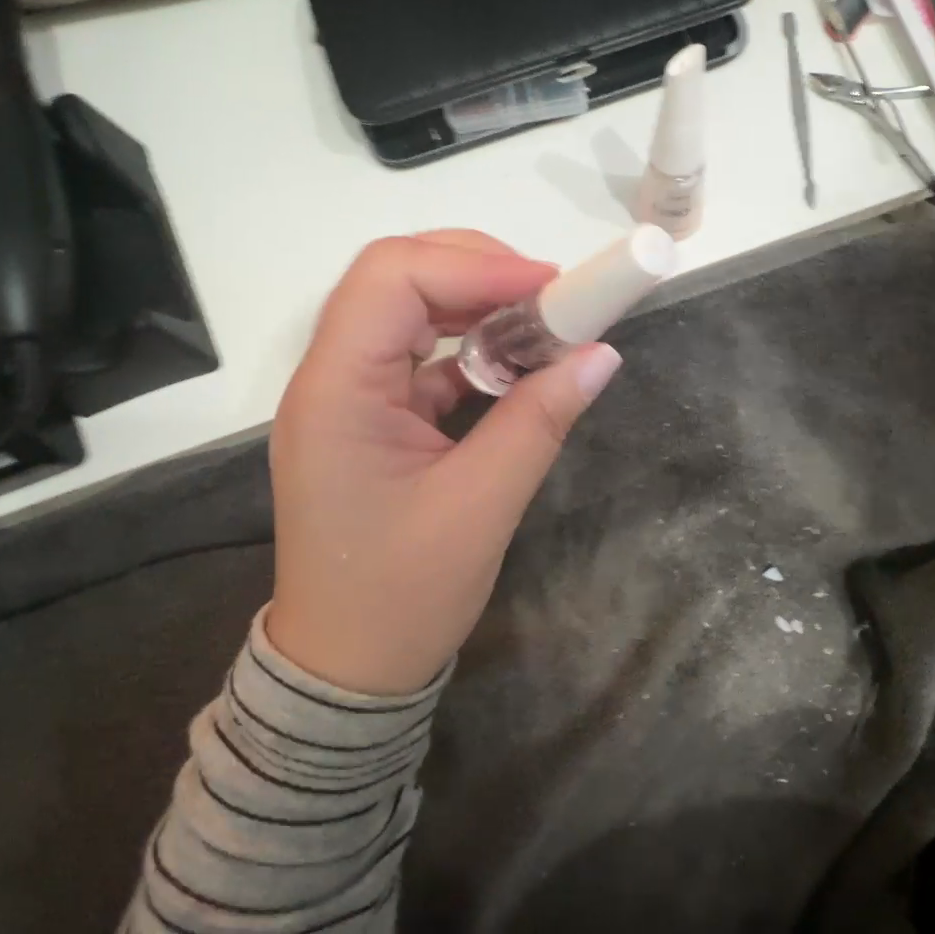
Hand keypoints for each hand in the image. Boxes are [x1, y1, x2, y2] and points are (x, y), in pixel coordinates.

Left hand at [265, 232, 621, 694]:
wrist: (348, 669)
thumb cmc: (403, 595)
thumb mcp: (482, 506)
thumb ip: (539, 420)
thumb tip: (602, 355)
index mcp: (337, 391)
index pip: (392, 278)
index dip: (475, 263)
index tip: (553, 286)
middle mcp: (331, 379)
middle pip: (396, 281)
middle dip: (479, 273)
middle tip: (554, 296)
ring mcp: (349, 399)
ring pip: (409, 315)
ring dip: (479, 309)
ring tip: (546, 324)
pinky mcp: (373, 421)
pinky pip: (422, 361)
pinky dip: (474, 352)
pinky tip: (519, 366)